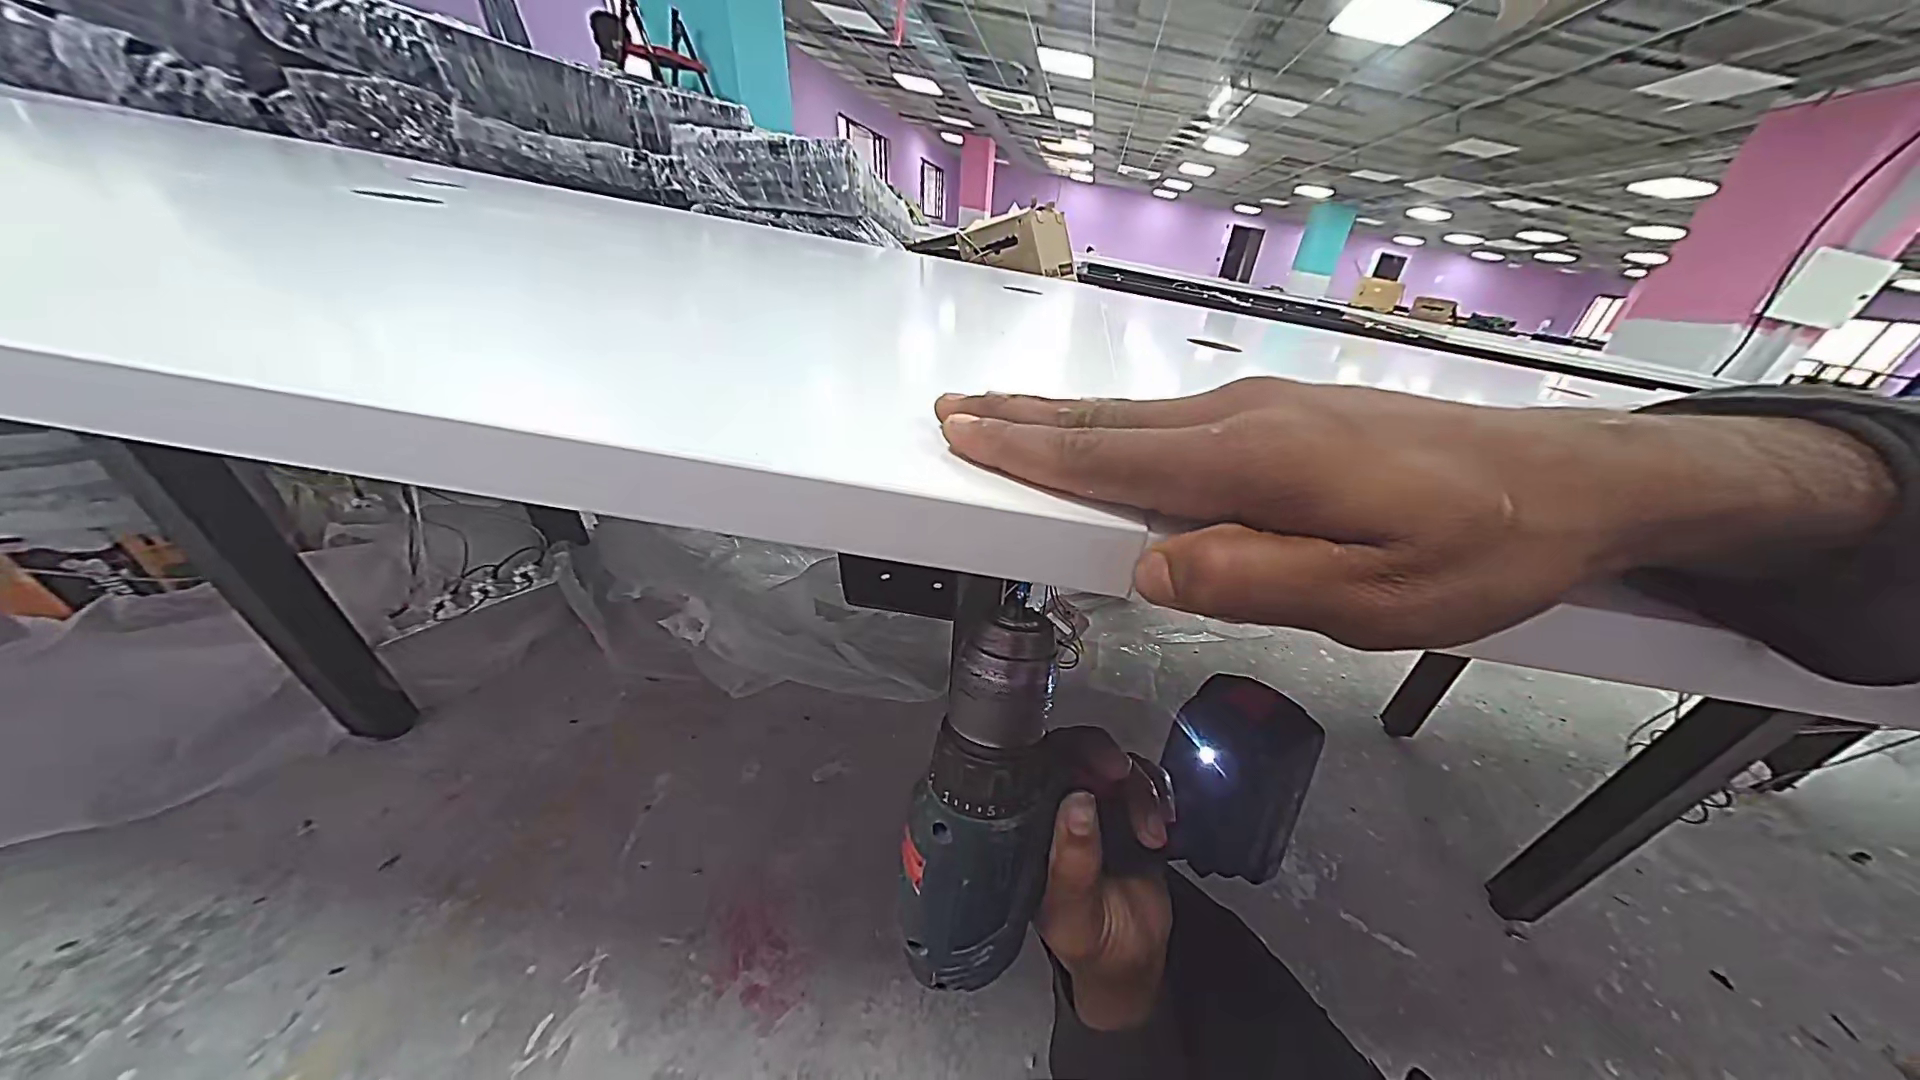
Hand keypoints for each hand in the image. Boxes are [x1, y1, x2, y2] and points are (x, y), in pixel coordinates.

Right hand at [936, 378, 1891, 650]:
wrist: (1572, 479)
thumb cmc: (1477, 550)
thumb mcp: (1369, 602)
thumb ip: (1250, 581)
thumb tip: (1147, 566)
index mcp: (1252, 464)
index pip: (1110, 460)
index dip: (1029, 452)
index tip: (963, 435)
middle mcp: (1238, 418)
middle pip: (1104, 423)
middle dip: (1020, 420)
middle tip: (954, 411)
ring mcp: (1255, 406)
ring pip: (1129, 416)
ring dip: (1054, 418)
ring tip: (999, 416)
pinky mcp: (1273, 411)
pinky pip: (1164, 421)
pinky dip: (1105, 425)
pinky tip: (1091, 432)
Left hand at [1036, 727, 1172, 1030]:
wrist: (1131, 960)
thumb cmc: (1087, 938)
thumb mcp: (1073, 912)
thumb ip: (1072, 863)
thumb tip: (1078, 803)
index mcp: (1031, 820)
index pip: (1037, 762)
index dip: (1065, 752)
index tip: (1098, 765)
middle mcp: (1059, 803)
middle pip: (1078, 750)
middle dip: (1106, 757)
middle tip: (1125, 776)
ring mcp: (1097, 801)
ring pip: (1117, 762)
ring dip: (1141, 788)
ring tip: (1151, 834)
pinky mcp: (1130, 807)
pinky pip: (1146, 778)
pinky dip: (1160, 792)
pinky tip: (1163, 822)